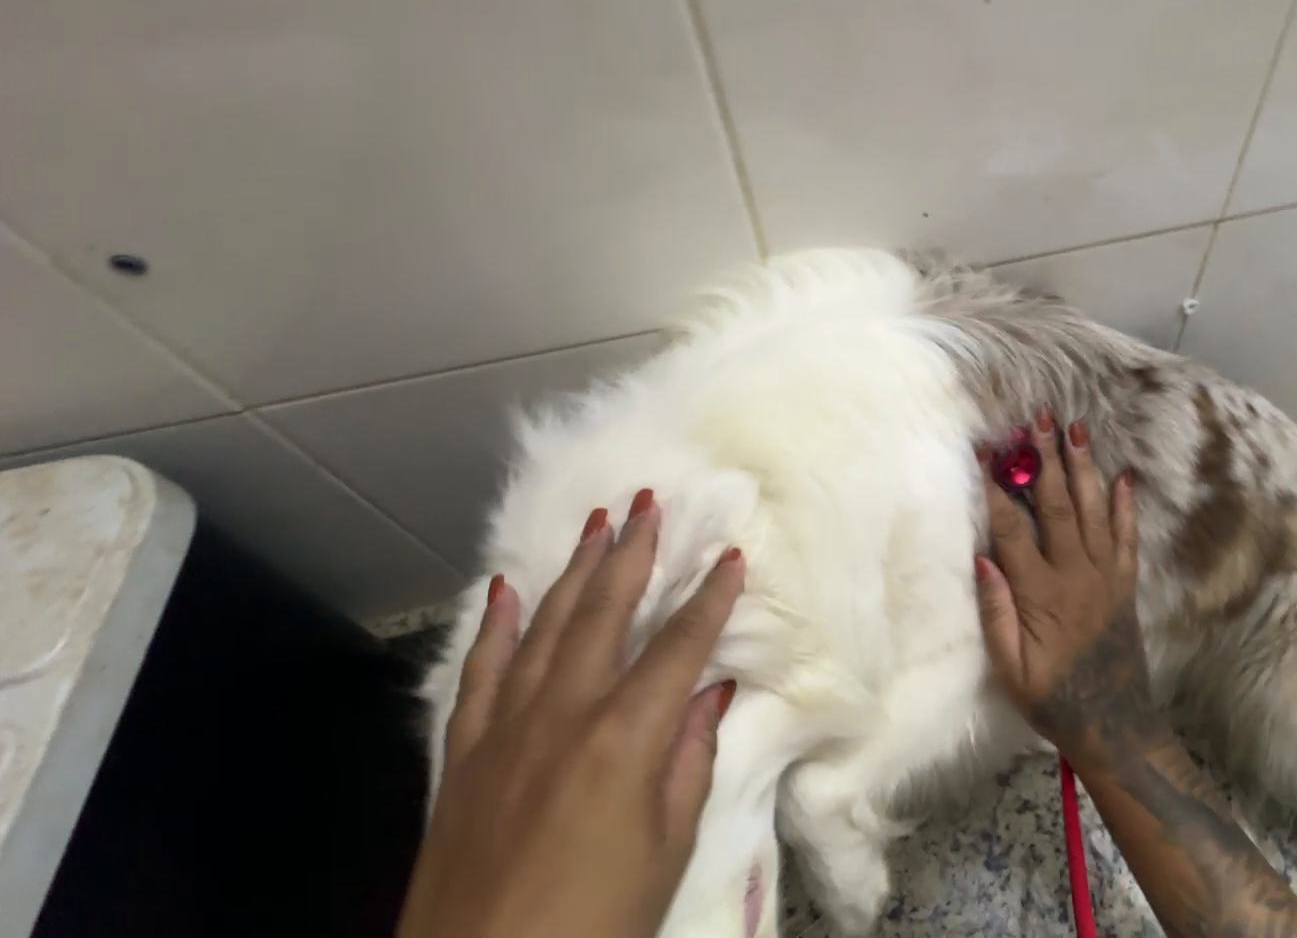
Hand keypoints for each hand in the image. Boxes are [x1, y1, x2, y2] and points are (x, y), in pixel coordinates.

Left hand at [397, 492, 744, 937]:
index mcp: (625, 736)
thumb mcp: (667, 847)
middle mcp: (564, 713)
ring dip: (574, 570)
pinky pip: (481, 671)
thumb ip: (689, 759)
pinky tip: (505, 587)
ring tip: (596, 525)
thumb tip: (708, 692)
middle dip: (632, 553)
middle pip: (605, 613)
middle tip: (648, 503)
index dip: (710, 598)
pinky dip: (495, 624)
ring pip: (545, 626)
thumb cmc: (597, 919)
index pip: (680, 646)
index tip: (730, 556)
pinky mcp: (464, 752)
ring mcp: (506, 727)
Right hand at [976, 417, 1296, 936]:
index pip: (1012, 528)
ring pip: (1094, 510)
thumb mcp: (1010, 667)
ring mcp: (1106, 575)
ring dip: (1084, 468)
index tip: (986, 452)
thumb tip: (982, 558)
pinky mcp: (1125, 583)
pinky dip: (1125, 505)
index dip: (996, 488)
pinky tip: (1122, 476)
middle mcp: (1076, 574)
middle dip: (1047, 458)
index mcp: (1041, 593)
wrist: (1114, 723)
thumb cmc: (1052, 697)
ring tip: (1077, 430)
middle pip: (1059, 504)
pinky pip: (1127, 536)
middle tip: (1042, 418)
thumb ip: (996, 612)